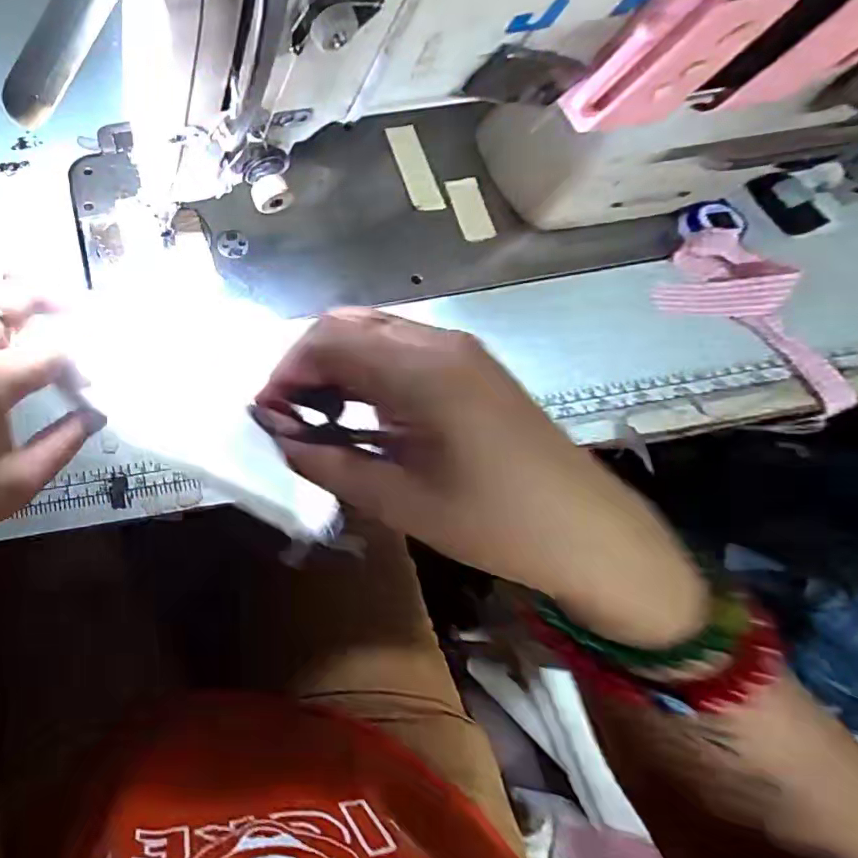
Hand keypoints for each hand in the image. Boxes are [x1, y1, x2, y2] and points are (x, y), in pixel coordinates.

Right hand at [253, 309, 707, 647]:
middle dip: (305, 364)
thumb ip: (325, 461)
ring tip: (321, 415)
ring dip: (336, 363)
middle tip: (290, 415)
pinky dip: (367, 367)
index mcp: (419, 370)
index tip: (267, 414)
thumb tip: (277, 434)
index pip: (326, 340)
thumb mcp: (396, 499)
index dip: (284, 372)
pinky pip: (401, 346)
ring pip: (373, 331)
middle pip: (346, 325)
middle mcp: (438, 342)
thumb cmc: (492, 523)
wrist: (590, 532)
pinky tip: (365, 409)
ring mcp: (460, 348)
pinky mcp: (472, 363)